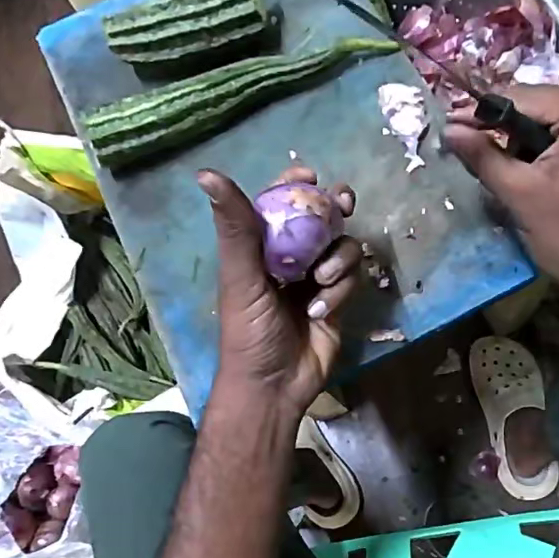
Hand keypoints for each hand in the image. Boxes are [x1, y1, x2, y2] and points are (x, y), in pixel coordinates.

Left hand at [198, 166, 360, 418]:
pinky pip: (352, 279)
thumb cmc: (248, 330)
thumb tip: (206, 173)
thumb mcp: (240, 275)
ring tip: (321, 281)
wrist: (273, 385)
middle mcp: (291, 258)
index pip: (280, 203)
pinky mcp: (338, 301)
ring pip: (343, 246)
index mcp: (261, 247)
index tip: (310, 177)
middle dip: (335, 208)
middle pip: (321, 218)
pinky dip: (340, 291)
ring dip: (338, 259)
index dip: (296, 185)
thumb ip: (234, 226)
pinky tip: (321, 313)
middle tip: (344, 204)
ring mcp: (316, 279)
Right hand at [447, 85, 558, 300]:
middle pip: (541, 104)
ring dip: (522, 138)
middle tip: (468, 145)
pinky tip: (527, 168)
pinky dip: (544, 145)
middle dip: (504, 126)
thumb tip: (448, 129)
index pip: (526, 97)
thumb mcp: (519, 192)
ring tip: (499, 164)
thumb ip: (482, 155)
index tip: (450, 125)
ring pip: (553, 117)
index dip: (483, 111)